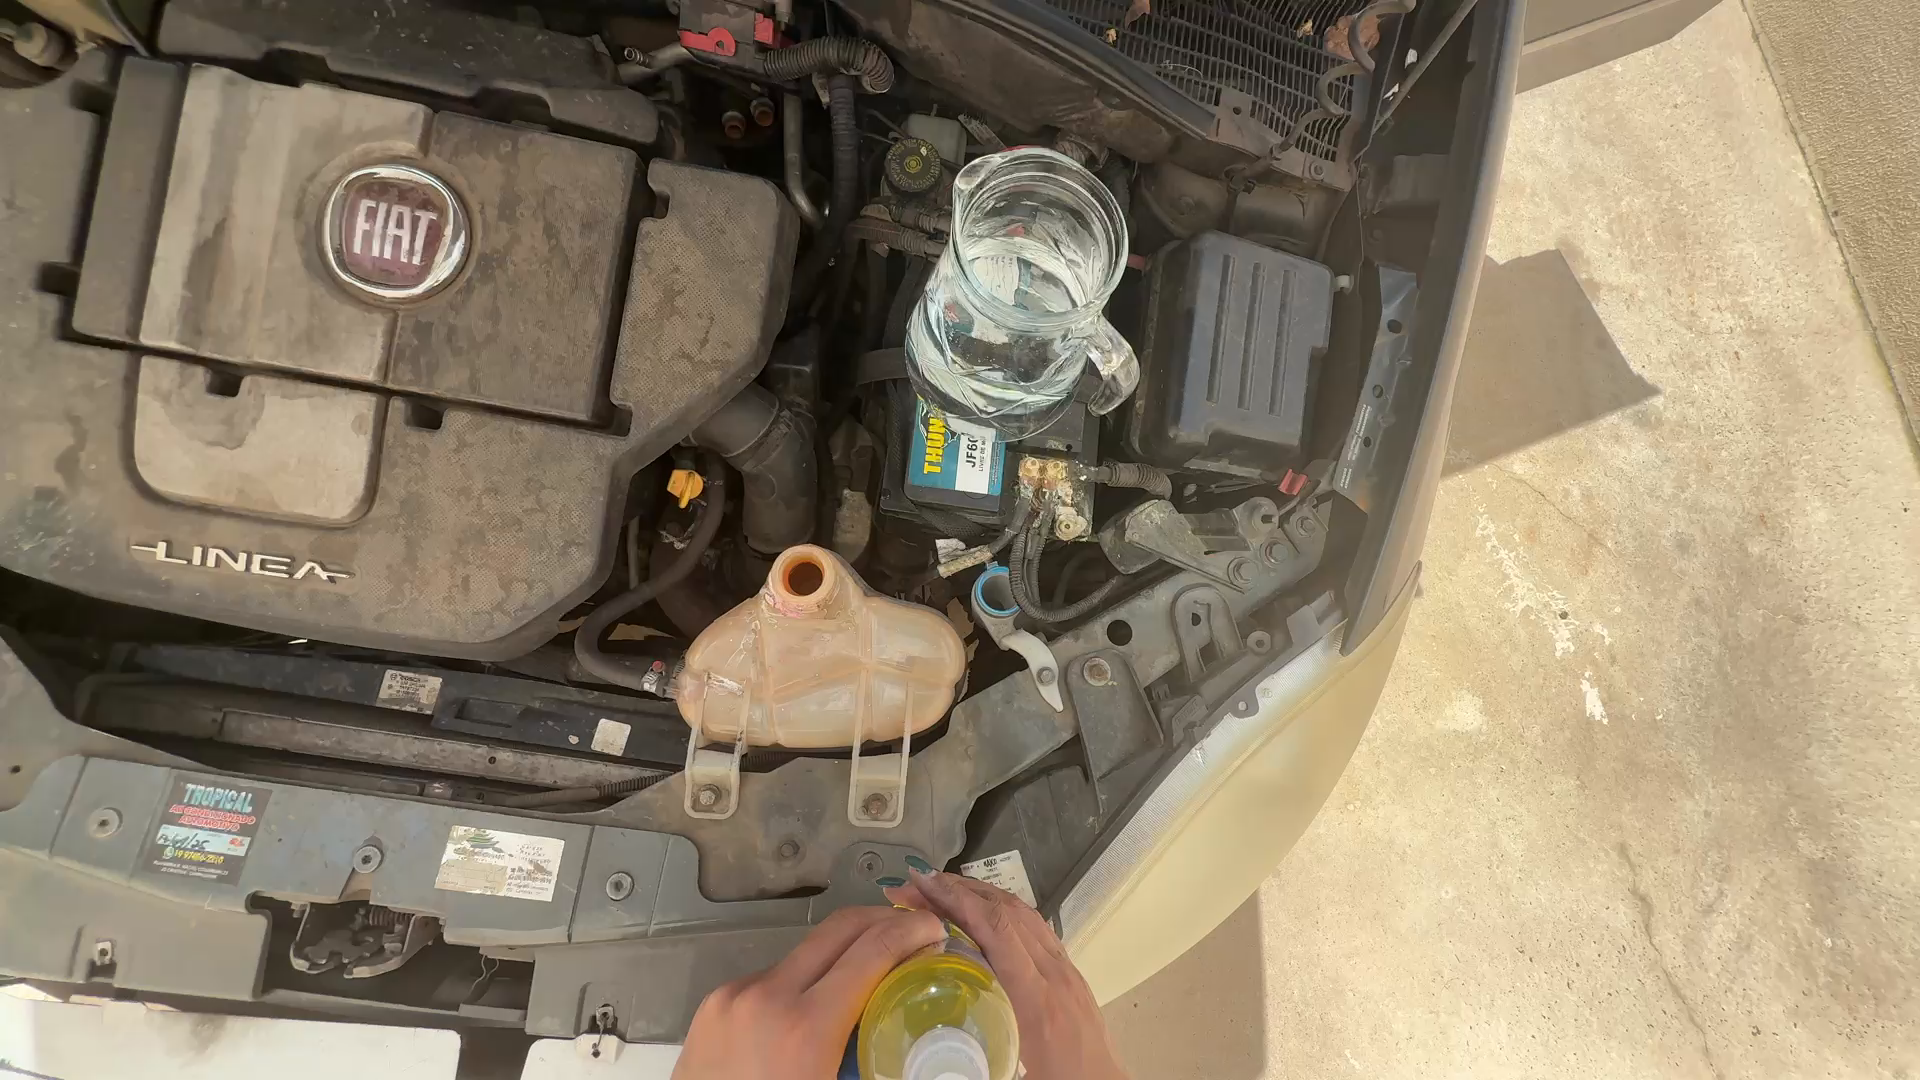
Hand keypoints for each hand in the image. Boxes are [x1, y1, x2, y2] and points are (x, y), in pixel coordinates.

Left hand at [672, 905, 943, 1078]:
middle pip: (841, 927)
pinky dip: (802, 982)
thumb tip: (912, 1033)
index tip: (937, 929)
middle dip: (884, 919)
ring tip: (867, 977)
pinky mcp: (712, 1003)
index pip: (872, 950)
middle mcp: (767, 995)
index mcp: (804, 1029)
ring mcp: (734, 994)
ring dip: (843, 953)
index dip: (912, 931)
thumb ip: (873, 1059)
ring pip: (805, 951)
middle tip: (914, 932)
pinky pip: (772, 977)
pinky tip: (811, 1011)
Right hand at [884, 870, 1130, 1079]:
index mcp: (1037, 1001)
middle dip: (959, 889)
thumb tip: (925, 1047)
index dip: (959, 902)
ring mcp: (1065, 966)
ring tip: (941, 887)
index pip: (998, 931)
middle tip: (917, 883)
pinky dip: (1001, 905)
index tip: (922, 887)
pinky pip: (1033, 923)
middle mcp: (1054, 972)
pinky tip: (980, 907)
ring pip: (1021, 910)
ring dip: (979, 892)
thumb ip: (970, 1058)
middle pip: (1006, 910)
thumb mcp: (1011, 1073)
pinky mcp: (1069, 968)